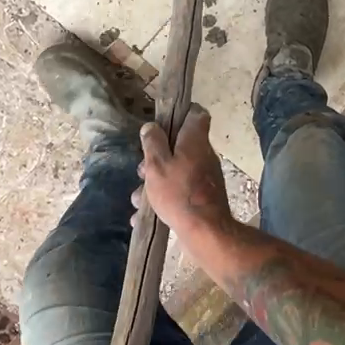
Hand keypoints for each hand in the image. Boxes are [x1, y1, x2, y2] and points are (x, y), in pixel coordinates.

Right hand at [136, 105, 232, 237]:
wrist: (205, 232)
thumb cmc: (178, 193)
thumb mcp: (157, 165)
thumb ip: (153, 143)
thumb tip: (151, 126)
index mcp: (195, 140)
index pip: (197, 113)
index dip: (181, 112)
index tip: (164, 121)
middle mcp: (204, 154)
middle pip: (180, 145)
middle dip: (157, 157)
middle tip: (142, 170)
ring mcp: (205, 176)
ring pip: (177, 170)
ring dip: (156, 181)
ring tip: (138, 199)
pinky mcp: (204, 196)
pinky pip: (180, 190)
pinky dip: (164, 198)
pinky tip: (145, 215)